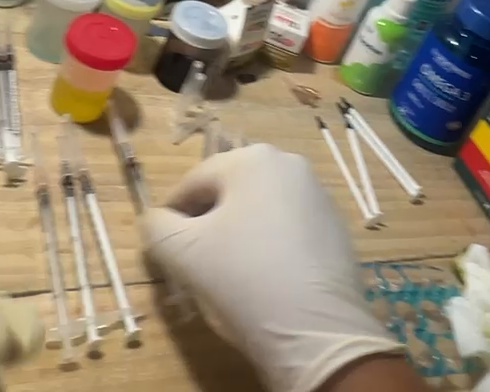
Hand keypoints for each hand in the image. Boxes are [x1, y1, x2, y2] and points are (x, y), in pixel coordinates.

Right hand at [143, 144, 402, 391]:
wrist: (316, 330)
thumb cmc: (244, 278)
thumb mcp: (185, 254)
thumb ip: (158, 228)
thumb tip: (154, 220)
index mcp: (252, 159)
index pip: (196, 180)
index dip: (173, 212)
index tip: (163, 244)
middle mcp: (289, 164)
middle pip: (231, 190)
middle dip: (209, 220)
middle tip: (194, 260)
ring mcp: (317, 194)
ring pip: (262, 208)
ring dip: (240, 232)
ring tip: (229, 272)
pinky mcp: (335, 227)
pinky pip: (290, 228)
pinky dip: (271, 244)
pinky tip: (265, 278)